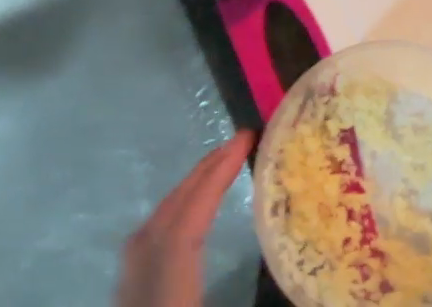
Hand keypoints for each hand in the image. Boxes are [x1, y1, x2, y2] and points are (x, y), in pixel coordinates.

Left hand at [116, 131, 254, 306]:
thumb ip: (269, 304)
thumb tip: (302, 262)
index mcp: (168, 293)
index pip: (187, 226)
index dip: (215, 179)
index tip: (245, 141)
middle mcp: (141, 280)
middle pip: (168, 217)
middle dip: (205, 173)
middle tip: (241, 141)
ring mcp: (129, 286)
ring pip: (155, 225)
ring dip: (189, 190)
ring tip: (222, 166)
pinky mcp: (129, 294)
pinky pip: (149, 241)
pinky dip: (174, 213)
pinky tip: (190, 214)